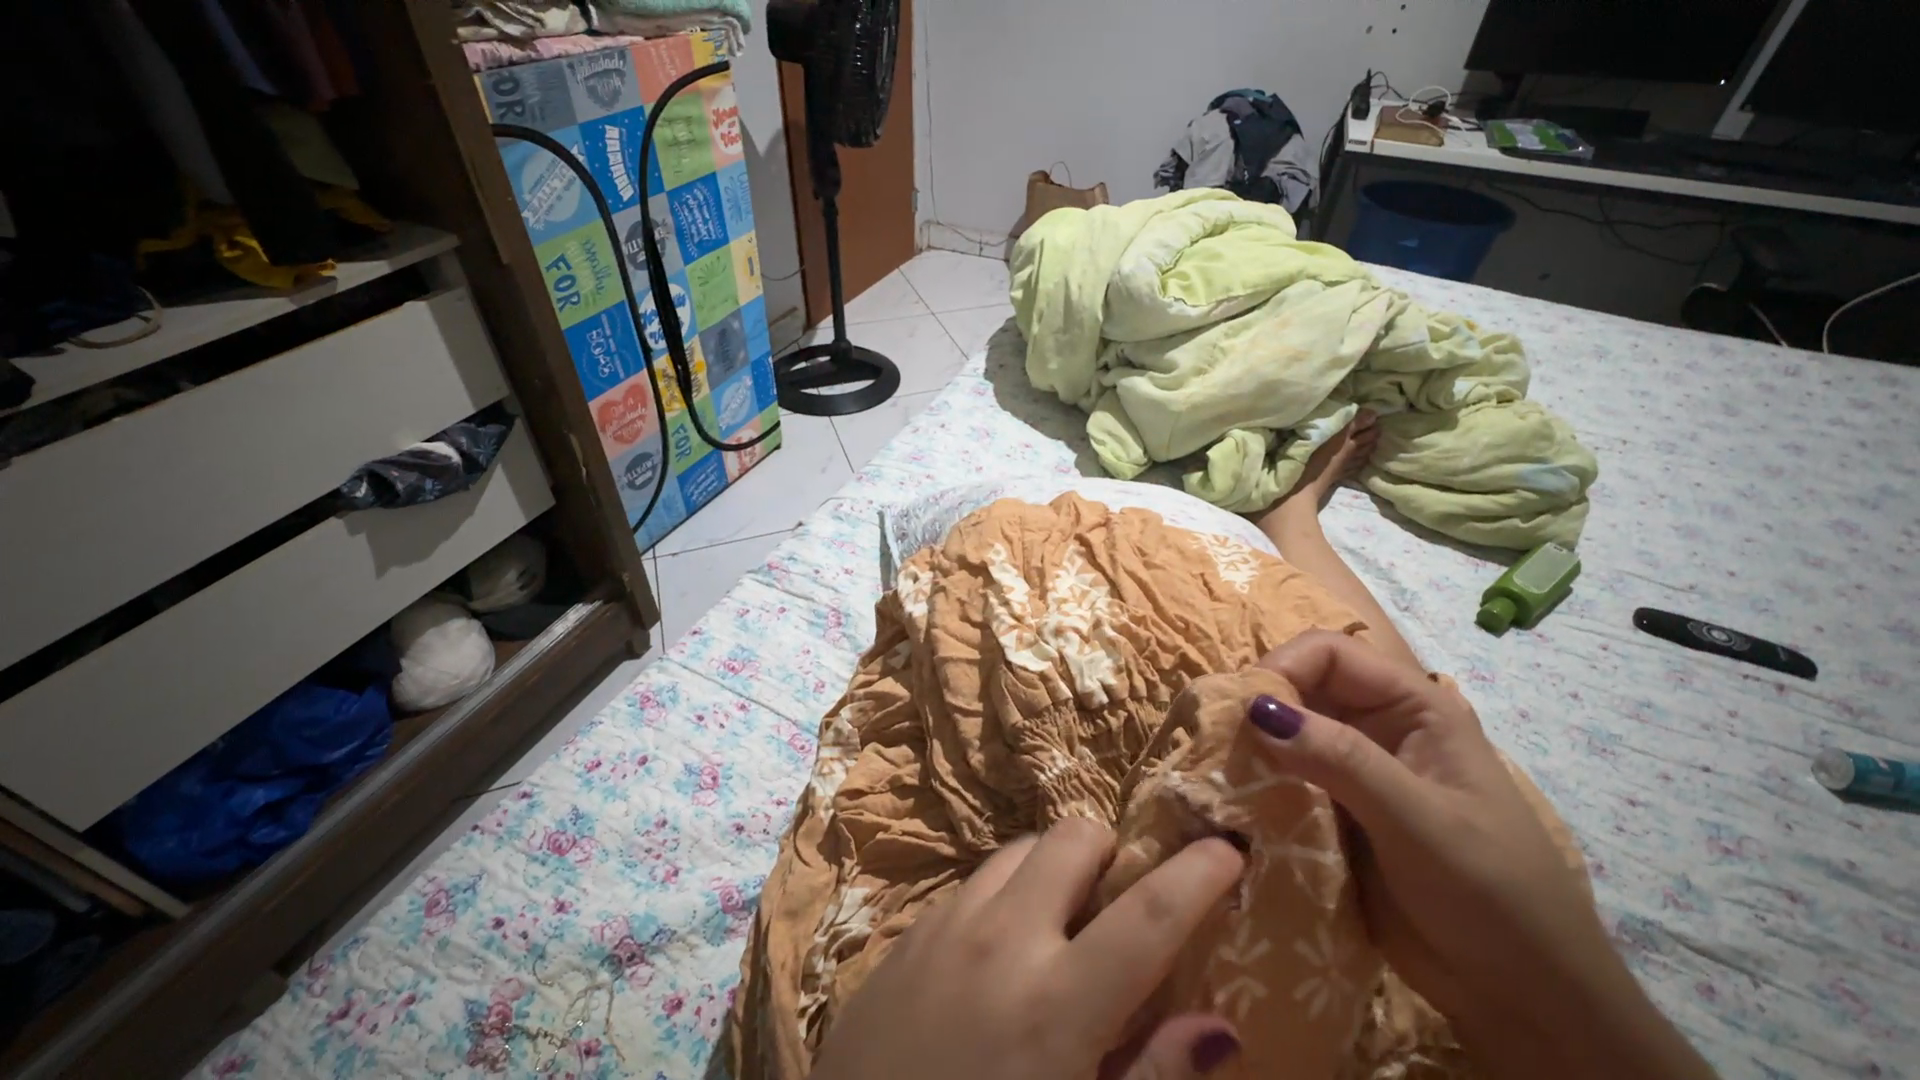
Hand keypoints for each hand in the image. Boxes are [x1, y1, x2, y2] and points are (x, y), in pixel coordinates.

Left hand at [808, 819, 1246, 1079]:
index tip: (1228, 848)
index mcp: (1059, 1003)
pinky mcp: (906, 935)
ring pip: (1018, 850)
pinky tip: (999, 948)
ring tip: (1060, 920)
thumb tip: (1220, 1029)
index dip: (1198, 873)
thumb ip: (1152, 1078)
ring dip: (1053, 869)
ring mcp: (946, 928)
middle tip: (1121, 897)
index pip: (1148, 913)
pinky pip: (971, 883)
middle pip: (1073, 839)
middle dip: (1112, 853)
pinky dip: (1004, 894)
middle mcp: (1002, 941)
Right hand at [1245, 631, 1715, 1079]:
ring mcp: (1355, 774)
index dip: (1282, 667)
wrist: (1518, 990)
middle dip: (1258, 709)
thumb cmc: (1490, 891)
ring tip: (1215, 775)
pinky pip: (1284, 784)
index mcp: (1415, 707)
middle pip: (1301, 690)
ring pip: (1287, 737)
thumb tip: (1257, 710)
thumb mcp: (1418, 819)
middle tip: (1217, 745)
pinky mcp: (1334, 816)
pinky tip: (1232, 805)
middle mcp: (1379, 729)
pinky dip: (1256, 787)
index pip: (1331, 654)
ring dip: (1251, 751)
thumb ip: (1342, 760)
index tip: (1242, 711)